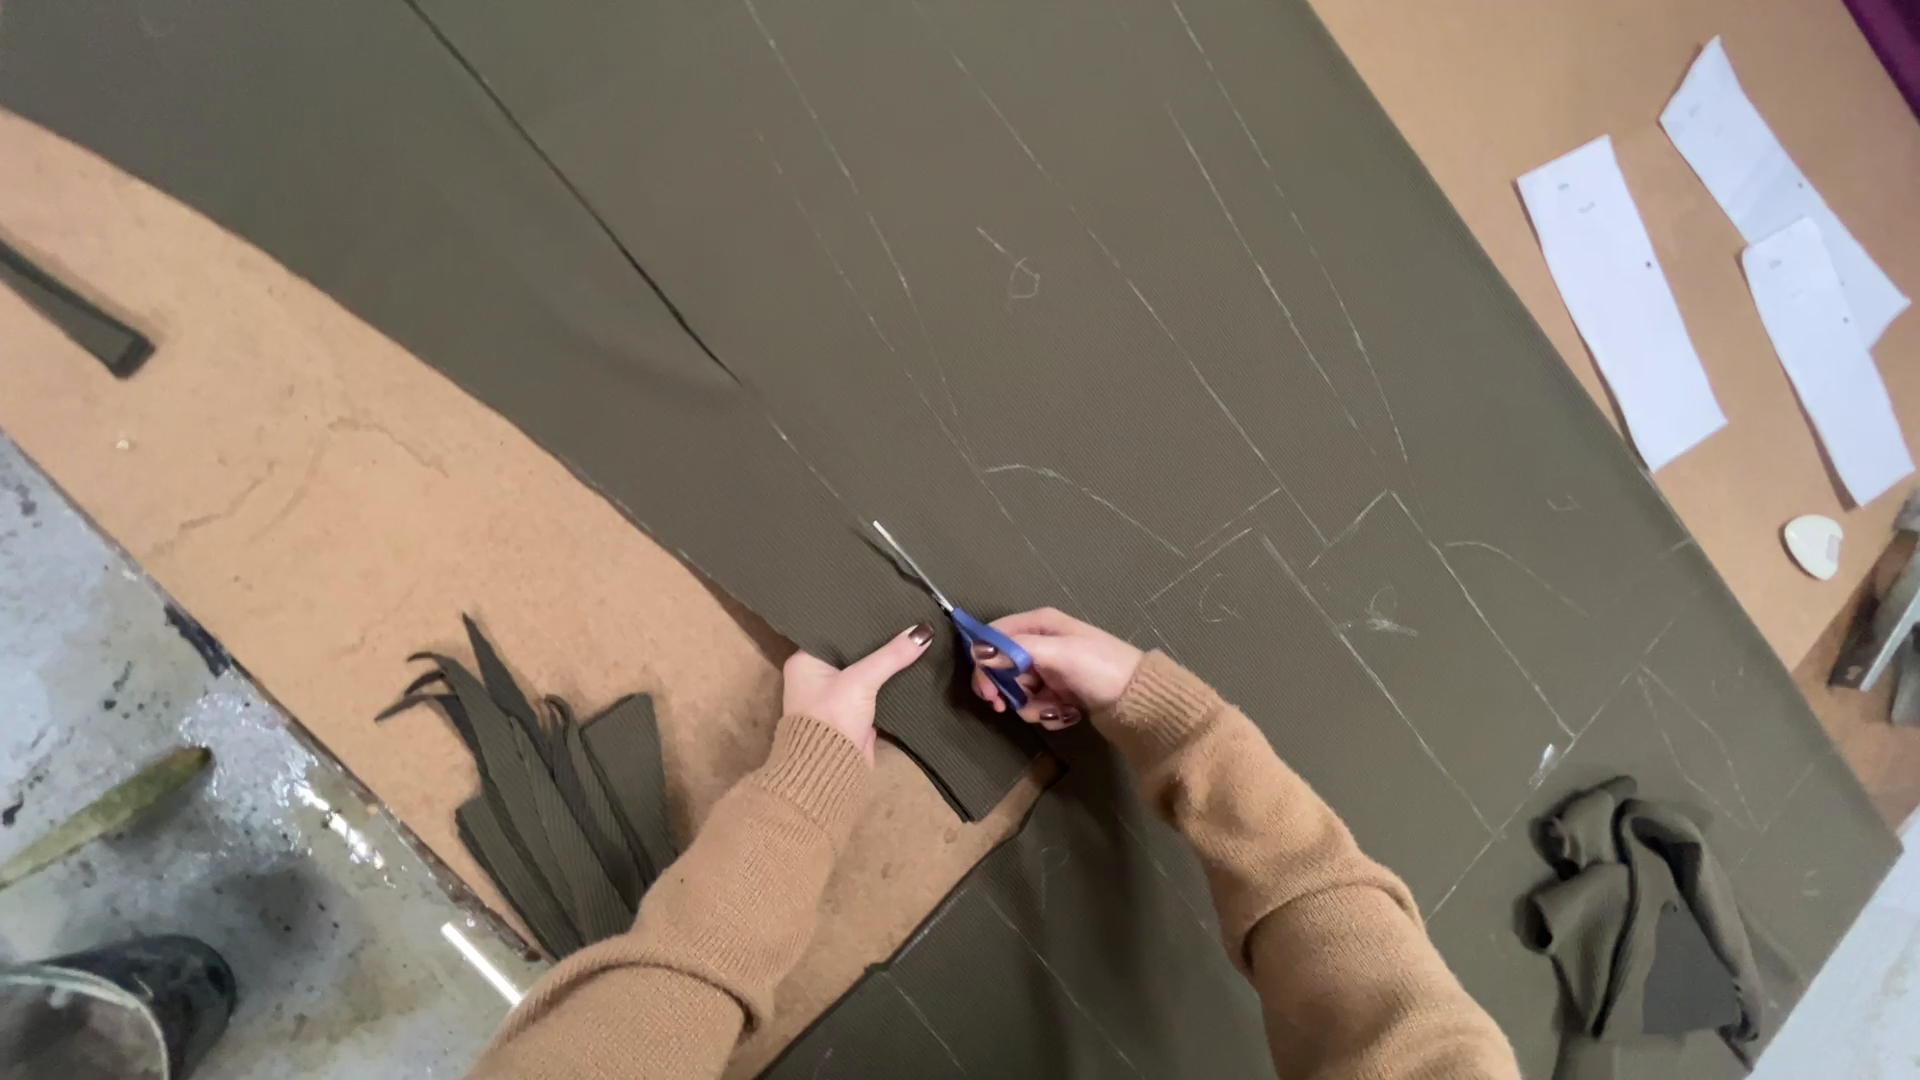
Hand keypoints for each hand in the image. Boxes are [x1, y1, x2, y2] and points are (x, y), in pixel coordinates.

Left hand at [782, 623, 935, 763]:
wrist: (830, 772)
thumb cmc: (832, 717)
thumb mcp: (861, 680)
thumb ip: (891, 655)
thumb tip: (924, 631)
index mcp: (805, 661)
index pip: (834, 630)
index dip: (858, 618)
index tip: (884, 602)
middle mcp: (817, 676)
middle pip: (853, 650)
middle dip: (877, 639)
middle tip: (905, 614)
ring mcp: (837, 697)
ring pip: (866, 671)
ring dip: (885, 661)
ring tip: (912, 633)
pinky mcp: (855, 714)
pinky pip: (876, 689)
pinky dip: (890, 681)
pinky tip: (912, 663)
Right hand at [969, 608, 1143, 730]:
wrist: (1140, 700)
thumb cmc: (1100, 668)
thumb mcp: (1060, 654)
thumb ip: (1018, 651)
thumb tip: (979, 651)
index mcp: (1039, 624)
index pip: (994, 636)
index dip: (984, 661)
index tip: (987, 690)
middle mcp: (1041, 642)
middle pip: (1002, 666)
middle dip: (1007, 689)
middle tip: (1006, 707)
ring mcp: (1050, 668)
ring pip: (1019, 689)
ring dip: (1032, 705)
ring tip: (1057, 709)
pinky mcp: (1058, 691)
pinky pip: (1037, 703)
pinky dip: (1048, 712)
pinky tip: (1067, 713)